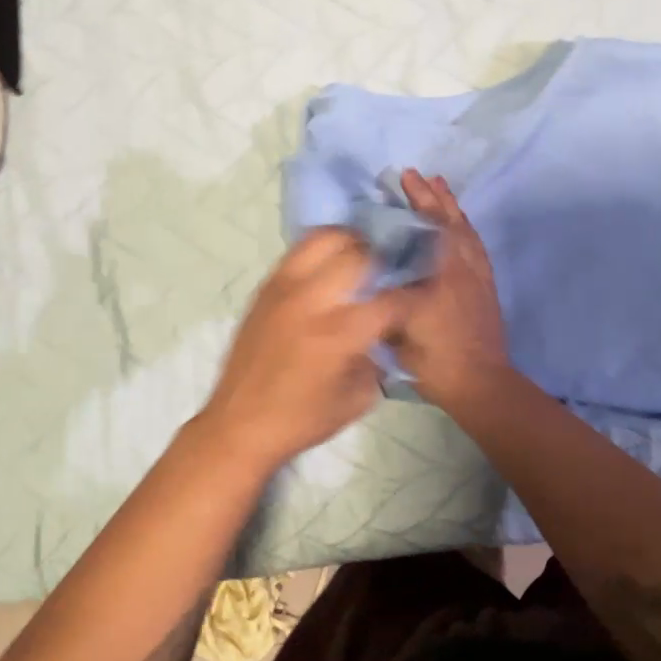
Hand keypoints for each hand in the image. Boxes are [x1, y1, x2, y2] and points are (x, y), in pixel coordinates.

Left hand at [196, 229, 413, 469]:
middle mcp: (312, 300)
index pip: (390, 298)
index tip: (421, 296)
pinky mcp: (266, 287)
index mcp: (339, 333)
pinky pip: (299, 251)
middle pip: (359, 253)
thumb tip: (388, 332)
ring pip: (324, 237)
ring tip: (359, 259)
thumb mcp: (357, 399)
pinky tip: (329, 269)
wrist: (239, 424)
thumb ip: (378, 359)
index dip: (413, 295)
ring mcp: (285, 287)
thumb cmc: (302, 419)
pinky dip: (321, 251)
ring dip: (350, 244)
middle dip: (382, 260)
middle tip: (388, 273)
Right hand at [391, 170, 513, 406]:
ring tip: (442, 189)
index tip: (404, 176)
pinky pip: (476, 247)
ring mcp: (479, 277)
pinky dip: (466, 230)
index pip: (429, 224)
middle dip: (434, 197)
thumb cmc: (436, 358)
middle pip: (450, 221)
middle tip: (419, 176)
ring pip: (466, 232)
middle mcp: (463, 266)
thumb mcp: (398, 328)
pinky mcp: (486, 289)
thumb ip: (383, 298)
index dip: (417, 199)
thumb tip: (366, 275)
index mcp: (443, 271)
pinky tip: (461, 229)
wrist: (480, 385)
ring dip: (452, 208)